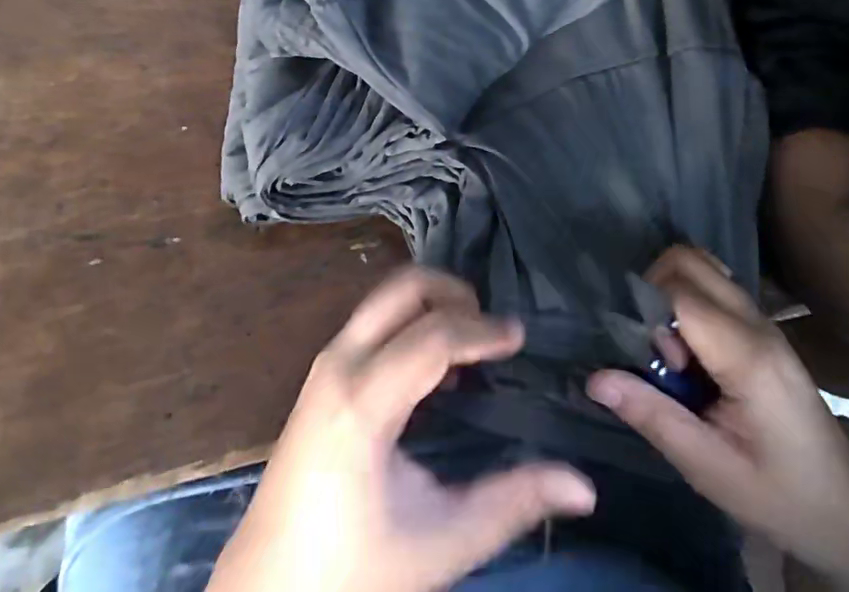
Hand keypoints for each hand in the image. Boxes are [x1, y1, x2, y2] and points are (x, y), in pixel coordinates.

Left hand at [210, 267, 596, 591]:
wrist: (264, 590)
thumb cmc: (351, 568)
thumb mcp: (440, 542)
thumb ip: (512, 503)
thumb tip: (584, 486)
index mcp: (363, 403)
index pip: (434, 335)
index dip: (483, 329)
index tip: (520, 339)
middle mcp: (339, 366)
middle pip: (403, 287)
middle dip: (455, 293)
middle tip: (492, 330)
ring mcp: (324, 365)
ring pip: (386, 297)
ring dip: (434, 305)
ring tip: (471, 347)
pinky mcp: (321, 374)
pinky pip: (374, 319)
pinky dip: (413, 320)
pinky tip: (436, 368)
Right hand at [587, 248, 848, 590]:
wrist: (848, 514)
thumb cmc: (779, 497)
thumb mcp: (709, 468)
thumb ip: (652, 415)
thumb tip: (594, 378)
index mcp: (747, 355)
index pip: (680, 293)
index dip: (647, 315)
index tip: (648, 361)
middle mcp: (757, 323)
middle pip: (688, 261)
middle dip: (653, 290)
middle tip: (655, 351)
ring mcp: (765, 321)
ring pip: (702, 267)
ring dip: (671, 294)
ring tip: (672, 351)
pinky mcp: (764, 329)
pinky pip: (715, 287)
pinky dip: (688, 299)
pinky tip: (689, 349)